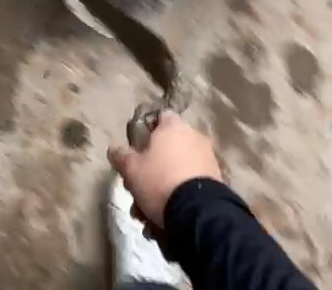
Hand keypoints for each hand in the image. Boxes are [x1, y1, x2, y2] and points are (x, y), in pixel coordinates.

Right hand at [108, 110, 221, 227]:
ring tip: (153, 210)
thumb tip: (113, 147)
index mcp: (174, 126)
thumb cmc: (160, 181)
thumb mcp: (131, 169)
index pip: (160, 116)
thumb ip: (121, 156)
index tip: (139, 148)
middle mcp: (194, 136)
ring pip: (180, 167)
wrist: (198, 212)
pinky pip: (193, 182)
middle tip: (142, 186)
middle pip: (170, 146)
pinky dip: (182, 194)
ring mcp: (208, 158)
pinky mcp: (218, 180)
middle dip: (156, 165)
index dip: (148, 130)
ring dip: (167, 183)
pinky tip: (170, 214)